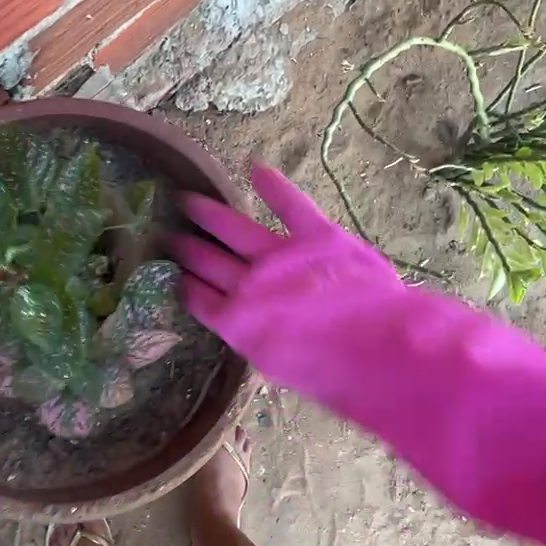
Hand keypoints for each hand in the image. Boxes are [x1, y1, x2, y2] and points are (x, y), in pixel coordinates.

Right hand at [168, 164, 403, 400]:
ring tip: (188, 201)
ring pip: (234, 229)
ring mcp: (279, 256)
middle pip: (208, 262)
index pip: (198, 299)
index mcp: (237, 324)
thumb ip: (259, 340)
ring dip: (209, 214)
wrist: (377, 352)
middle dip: (187, 250)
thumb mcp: (279, 369)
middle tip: (169, 235)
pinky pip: (290, 206)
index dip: (183, 284)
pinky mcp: (315, 236)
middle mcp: (247, 286)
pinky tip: (256, 169)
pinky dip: (274, 186)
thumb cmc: (331, 375)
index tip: (170, 272)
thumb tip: (255, 328)